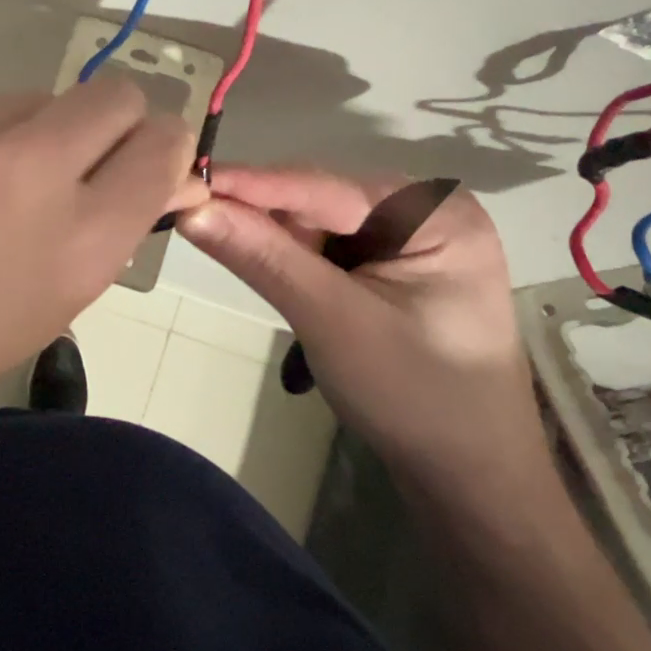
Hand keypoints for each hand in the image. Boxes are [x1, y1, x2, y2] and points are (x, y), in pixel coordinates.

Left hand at [0, 79, 203, 441]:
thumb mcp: (55, 304)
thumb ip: (108, 231)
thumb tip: (153, 176)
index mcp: (81, 236)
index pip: (162, 144)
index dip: (159, 148)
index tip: (140, 161)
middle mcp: (28, 166)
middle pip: (111, 95)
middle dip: (108, 124)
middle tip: (68, 165)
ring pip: (24, 101)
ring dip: (21, 137)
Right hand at [176, 167, 550, 489]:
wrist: (467, 471)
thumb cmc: (412, 395)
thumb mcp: (331, 321)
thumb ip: (263, 258)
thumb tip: (193, 210)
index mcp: (434, 213)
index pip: (323, 187)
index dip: (249, 184)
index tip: (183, 178)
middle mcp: (428, 211)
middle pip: (321, 200)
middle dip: (259, 214)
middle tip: (190, 219)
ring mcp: (415, 239)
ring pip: (319, 224)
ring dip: (272, 240)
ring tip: (222, 246)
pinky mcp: (398, 268)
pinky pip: (330, 248)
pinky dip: (293, 261)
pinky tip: (269, 273)